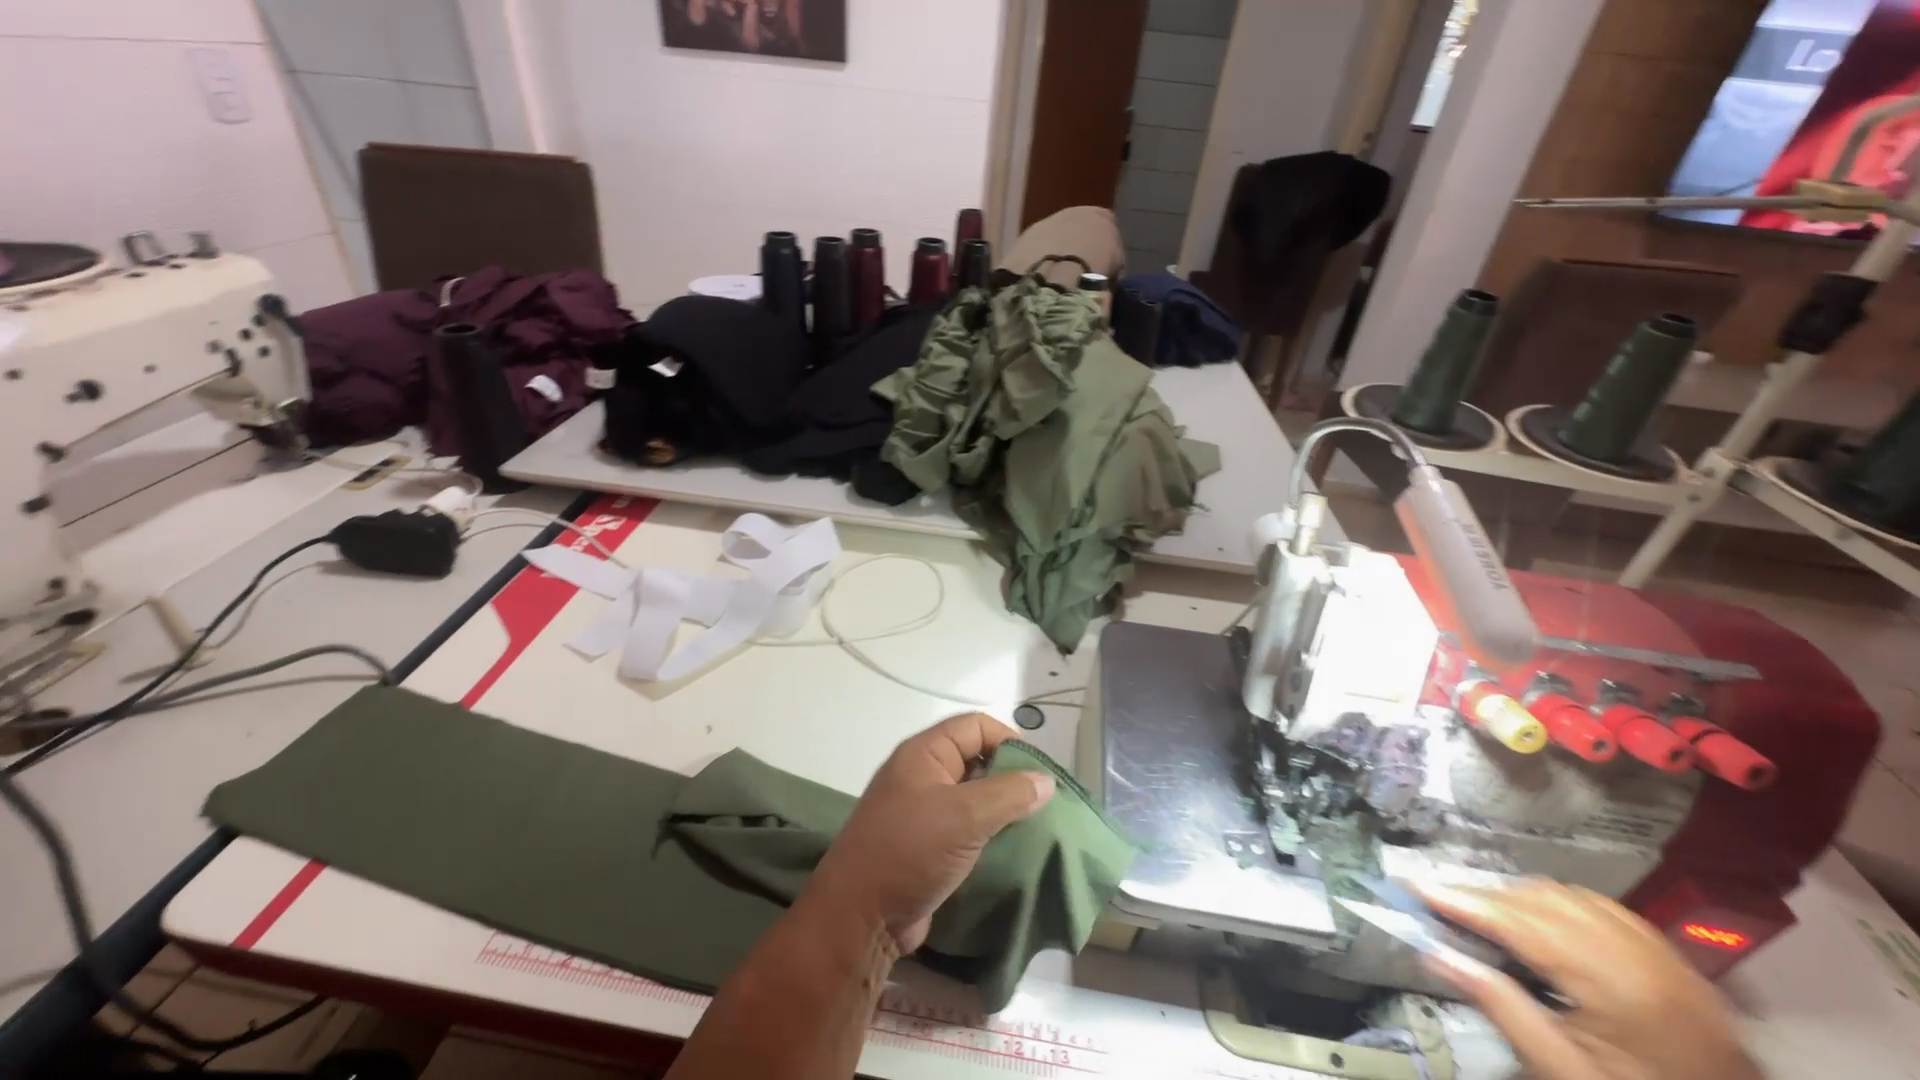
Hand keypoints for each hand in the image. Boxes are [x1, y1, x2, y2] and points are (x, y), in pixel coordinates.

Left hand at [806, 713, 1055, 956]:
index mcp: (923, 754)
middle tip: (1042, 804)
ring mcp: (922, 811)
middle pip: (975, 759)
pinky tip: (1011, 851)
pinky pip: (965, 828)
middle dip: (1010, 777)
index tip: (1039, 773)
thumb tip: (1046, 781)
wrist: (860, 917)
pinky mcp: (926, 845)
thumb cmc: (909, 852)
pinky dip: (988, 835)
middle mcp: (921, 775)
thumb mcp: (965, 816)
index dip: (1008, 740)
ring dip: (1002, 810)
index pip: (975, 726)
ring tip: (1033, 829)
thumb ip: (1009, 794)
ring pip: (972, 797)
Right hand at [1418, 879, 1762, 1079]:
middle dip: (1487, 895)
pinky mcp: (1670, 958)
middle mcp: (1639, 952)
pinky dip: (1558, 904)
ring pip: (1572, 896)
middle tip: (1438, 898)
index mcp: (1613, 983)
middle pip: (1545, 901)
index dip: (1465, 902)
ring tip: (1479, 908)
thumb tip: (1434, 953)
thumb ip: (1499, 1006)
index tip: (1416, 885)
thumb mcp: (1557, 1067)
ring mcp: (1660, 952)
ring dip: (1520, 896)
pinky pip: (1602, 908)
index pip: (1521, 924)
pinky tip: (1536, 918)